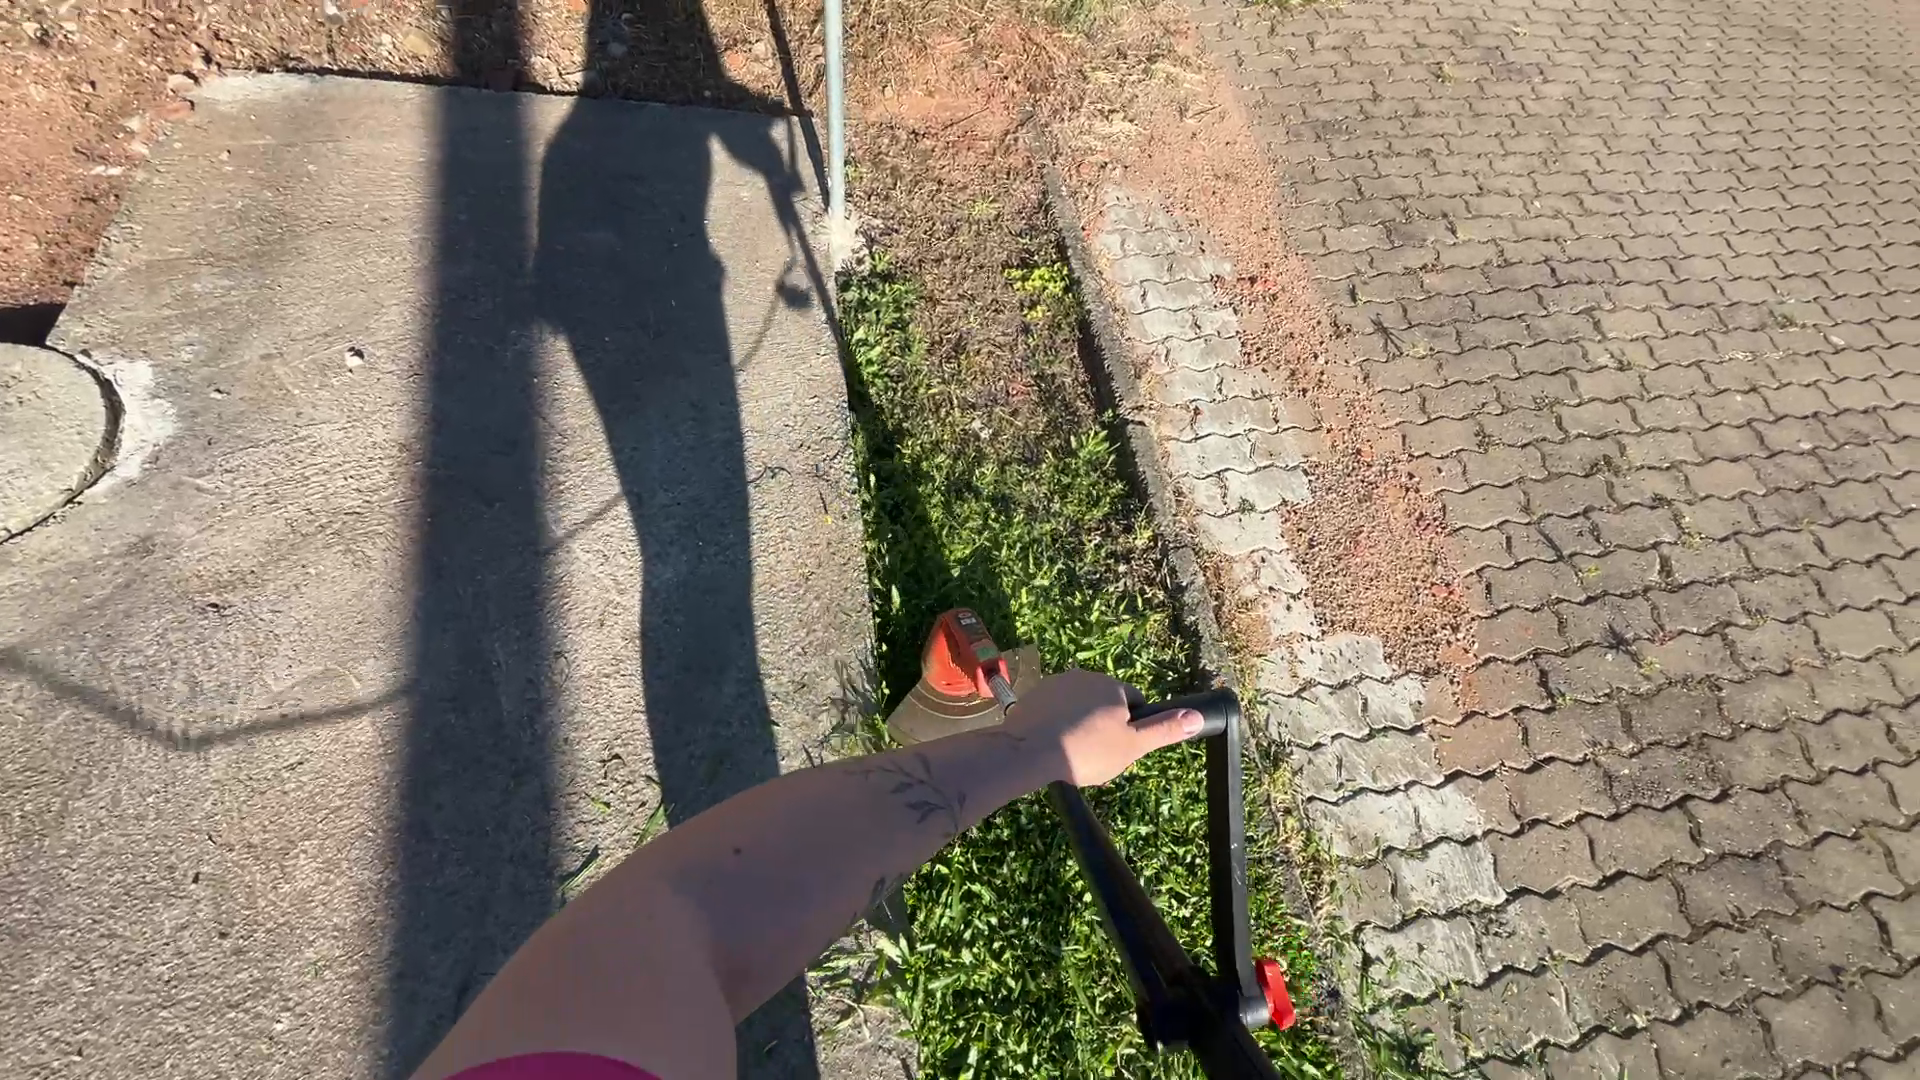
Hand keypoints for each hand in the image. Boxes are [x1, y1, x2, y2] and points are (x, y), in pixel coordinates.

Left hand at [1002, 669, 1203, 786]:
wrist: (1028, 751)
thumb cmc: (1086, 750)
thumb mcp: (1132, 745)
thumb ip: (1163, 729)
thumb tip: (1197, 716)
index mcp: (1112, 685)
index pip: (1134, 702)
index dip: (1132, 727)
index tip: (1122, 748)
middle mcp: (1085, 676)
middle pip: (1105, 703)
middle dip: (1105, 726)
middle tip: (1098, 756)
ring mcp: (1057, 683)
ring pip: (1079, 706)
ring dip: (1081, 724)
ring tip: (1074, 753)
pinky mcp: (1035, 694)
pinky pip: (1056, 708)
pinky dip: (1058, 723)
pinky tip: (1053, 744)